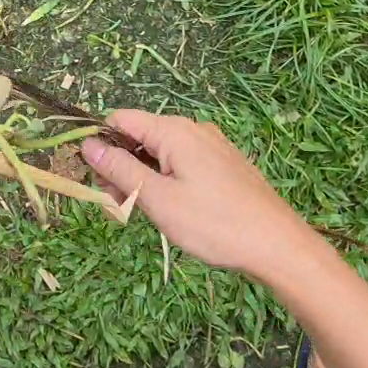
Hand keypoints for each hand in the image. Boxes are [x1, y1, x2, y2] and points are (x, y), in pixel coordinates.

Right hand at [82, 110, 316, 282]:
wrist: (281, 247)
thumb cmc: (215, 223)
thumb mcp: (157, 199)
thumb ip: (120, 169)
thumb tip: (87, 144)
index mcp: (173, 130)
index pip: (119, 120)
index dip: (101, 145)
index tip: (98, 181)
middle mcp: (192, 129)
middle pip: (139, 136)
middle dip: (120, 166)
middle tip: (117, 206)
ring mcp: (211, 145)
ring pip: (160, 152)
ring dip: (142, 177)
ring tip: (143, 213)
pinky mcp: (223, 163)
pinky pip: (181, 162)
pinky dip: (166, 180)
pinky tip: (171, 209)